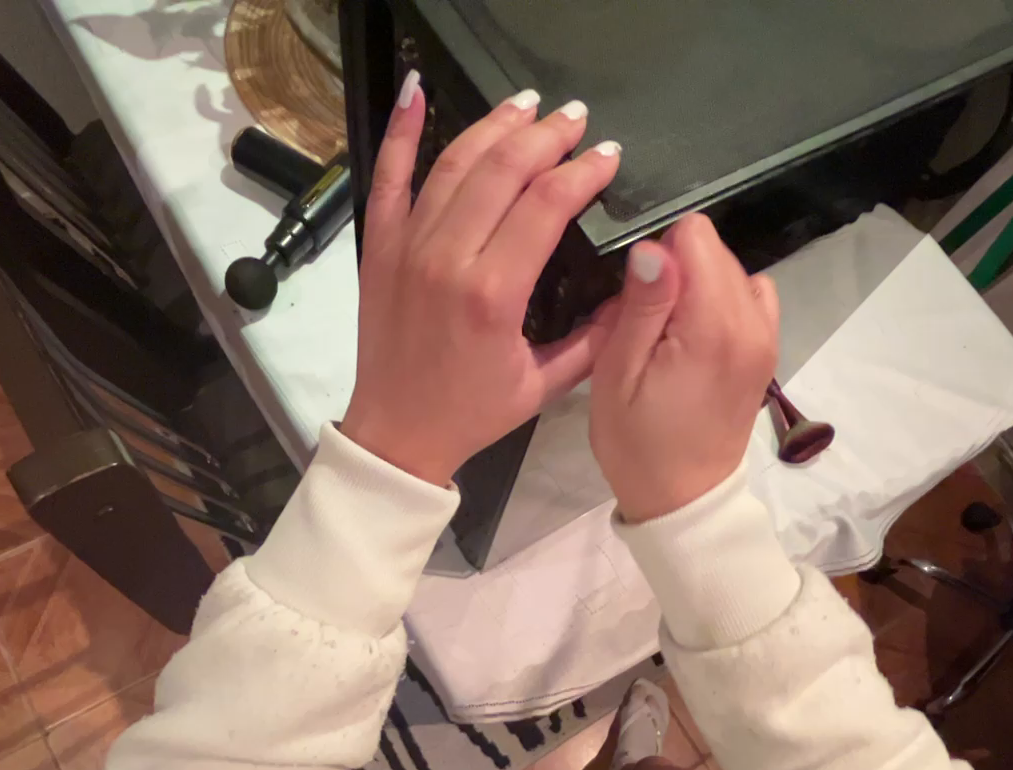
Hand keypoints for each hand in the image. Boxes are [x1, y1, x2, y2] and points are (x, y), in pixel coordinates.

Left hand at [342, 73, 622, 486]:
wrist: (398, 433)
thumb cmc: (472, 414)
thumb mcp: (543, 386)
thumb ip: (593, 340)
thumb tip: (632, 295)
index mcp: (493, 294)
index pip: (546, 205)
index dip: (583, 171)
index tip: (607, 155)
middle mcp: (448, 258)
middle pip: (503, 170)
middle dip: (547, 136)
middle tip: (576, 118)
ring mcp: (407, 248)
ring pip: (453, 163)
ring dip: (494, 125)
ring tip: (526, 106)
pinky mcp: (380, 248)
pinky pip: (387, 177)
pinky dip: (401, 132)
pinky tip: (416, 93)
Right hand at [588, 214, 779, 522]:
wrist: (682, 500)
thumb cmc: (637, 445)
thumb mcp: (617, 377)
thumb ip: (641, 307)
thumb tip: (653, 247)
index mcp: (714, 327)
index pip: (695, 235)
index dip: (657, 261)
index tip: (637, 306)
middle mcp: (753, 323)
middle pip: (714, 251)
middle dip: (674, 277)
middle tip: (645, 330)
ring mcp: (767, 338)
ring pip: (731, 272)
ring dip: (696, 292)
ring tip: (669, 339)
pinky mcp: (767, 351)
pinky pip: (749, 298)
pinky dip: (720, 305)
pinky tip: (695, 340)